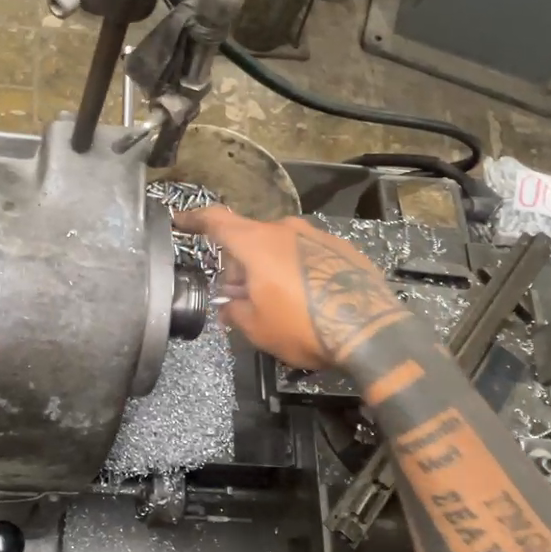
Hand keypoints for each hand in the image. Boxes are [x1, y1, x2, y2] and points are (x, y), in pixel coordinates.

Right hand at [175, 206, 405, 371]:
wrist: (371, 332)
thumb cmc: (304, 327)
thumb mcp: (256, 328)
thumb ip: (234, 310)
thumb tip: (230, 305)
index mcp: (256, 244)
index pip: (215, 220)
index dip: (193, 219)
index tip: (179, 220)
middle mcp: (286, 230)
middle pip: (250, 240)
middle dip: (239, 266)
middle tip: (238, 298)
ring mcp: (318, 236)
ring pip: (280, 247)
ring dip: (269, 269)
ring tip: (275, 304)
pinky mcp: (344, 250)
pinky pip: (309, 255)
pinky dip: (298, 272)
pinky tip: (306, 300)